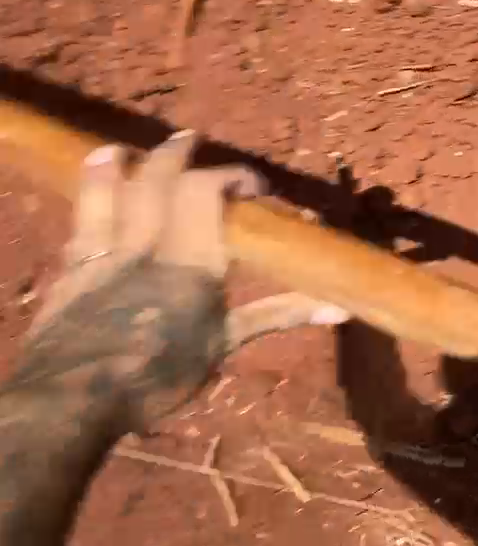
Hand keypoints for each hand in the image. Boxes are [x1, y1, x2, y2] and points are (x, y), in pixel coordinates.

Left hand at [20, 132, 346, 427]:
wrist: (65, 407)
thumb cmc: (159, 371)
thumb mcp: (226, 342)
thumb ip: (280, 314)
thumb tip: (344, 308)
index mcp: (189, 257)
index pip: (204, 192)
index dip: (231, 178)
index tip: (256, 188)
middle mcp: (143, 247)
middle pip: (153, 186)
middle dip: (171, 157)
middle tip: (187, 138)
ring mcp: (97, 263)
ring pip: (101, 203)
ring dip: (108, 172)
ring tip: (112, 151)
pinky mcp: (65, 284)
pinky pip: (77, 234)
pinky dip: (84, 212)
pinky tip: (87, 206)